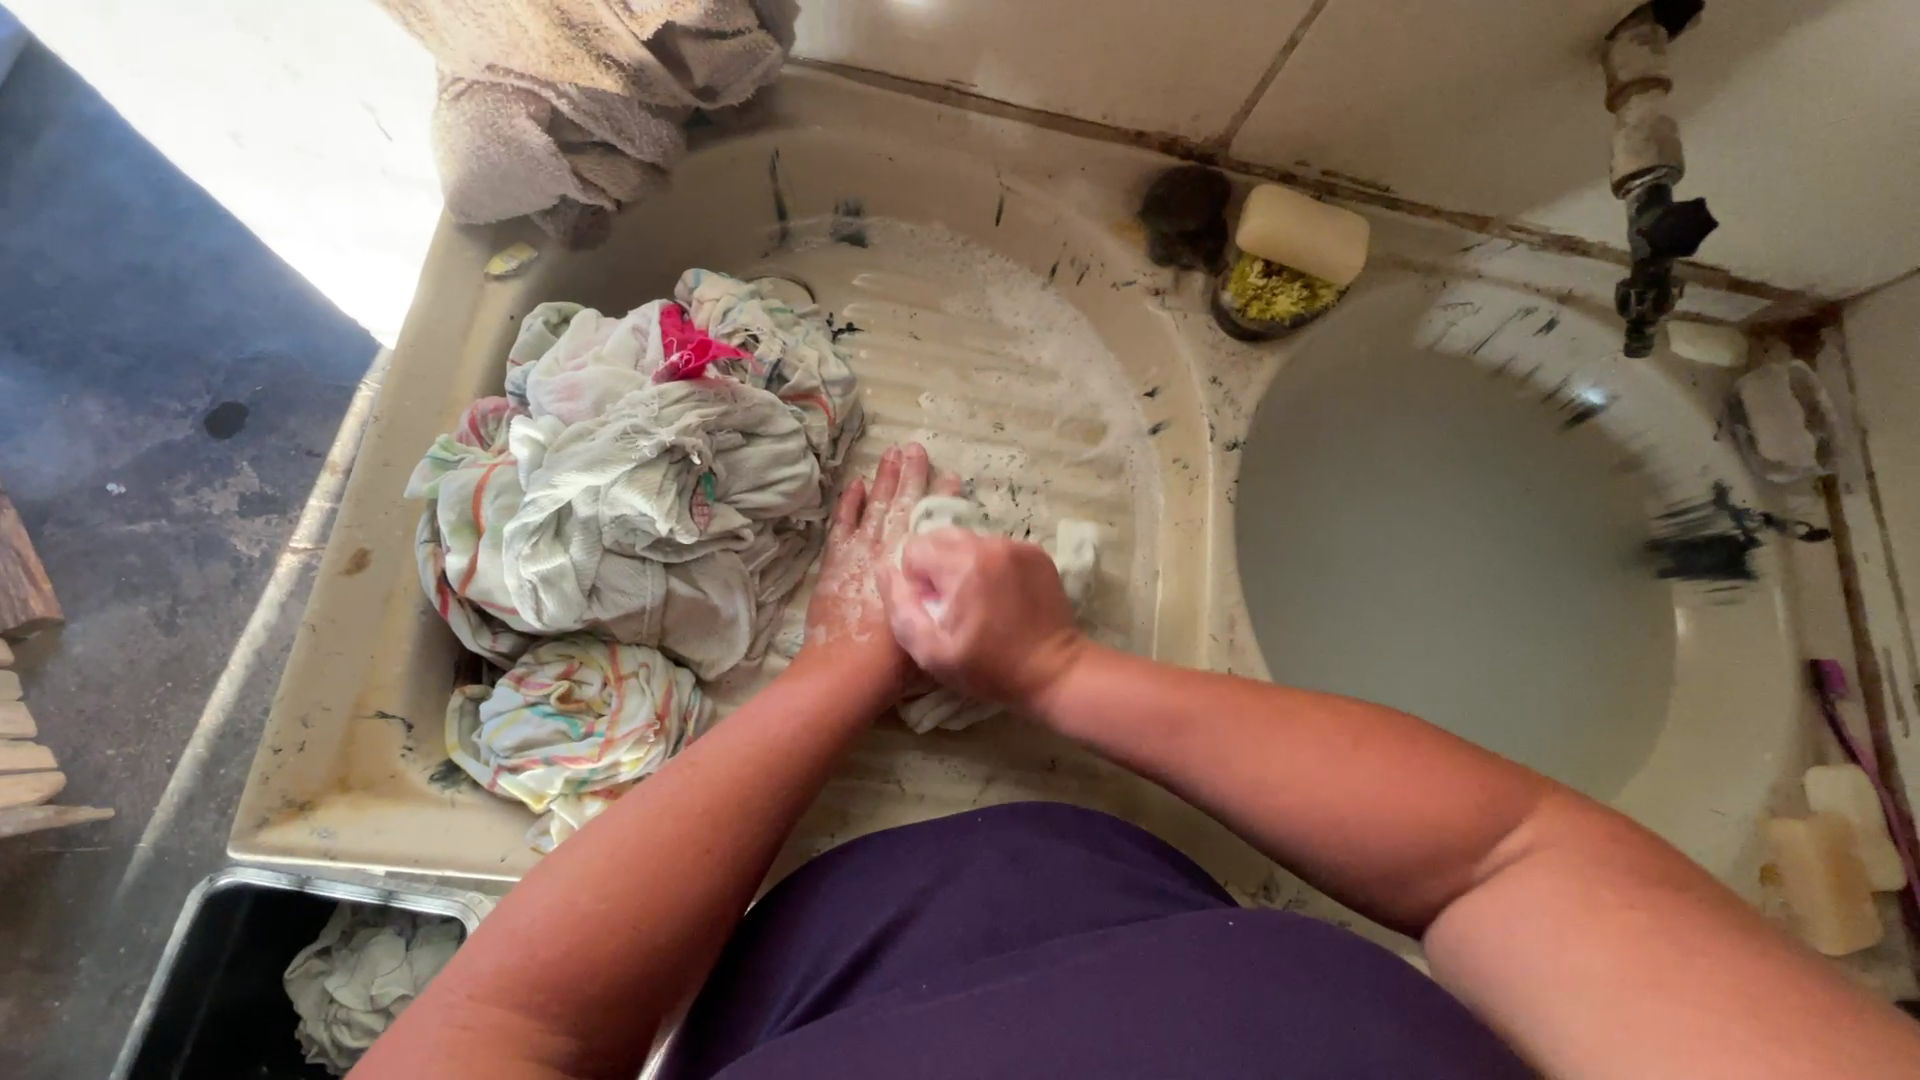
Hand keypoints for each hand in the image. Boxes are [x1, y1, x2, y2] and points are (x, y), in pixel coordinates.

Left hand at [800, 443, 957, 697]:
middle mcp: (891, 551)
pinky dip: (850, 504)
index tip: (951, 476)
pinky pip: (843, 525)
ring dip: (885, 480)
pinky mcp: (837, 563)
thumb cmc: (898, 659)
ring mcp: (861, 553)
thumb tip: (952, 580)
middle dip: (913, 476)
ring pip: (876, 507)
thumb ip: (942, 597)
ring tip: (892, 453)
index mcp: (918, 565)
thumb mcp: (934, 625)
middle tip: (917, 448)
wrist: (849, 670)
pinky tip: (857, 484)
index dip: (943, 498)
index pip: (933, 522)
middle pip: (904, 505)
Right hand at [883, 528, 1089, 710]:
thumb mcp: (932, 652)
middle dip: (936, 567)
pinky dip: (991, 567)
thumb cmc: (989, 669)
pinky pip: (997, 549)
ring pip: (969, 542)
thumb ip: (901, 608)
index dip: (915, 581)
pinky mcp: (1036, 553)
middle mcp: (989, 545)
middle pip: (940, 537)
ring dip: (963, 565)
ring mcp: (1016, 546)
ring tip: (979, 602)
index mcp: (962, 565)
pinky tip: (1002, 598)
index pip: (915, 548)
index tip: (933, 609)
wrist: (1054, 672)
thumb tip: (885, 570)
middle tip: (952, 605)